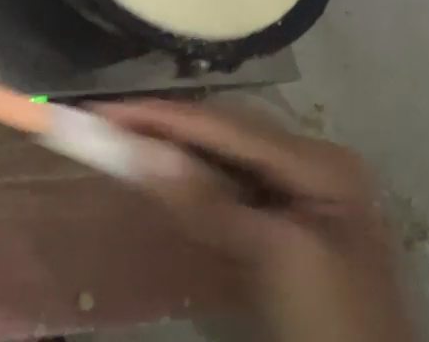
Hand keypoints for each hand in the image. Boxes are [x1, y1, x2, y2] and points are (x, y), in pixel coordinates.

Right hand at [100, 100, 414, 341]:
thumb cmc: (330, 319)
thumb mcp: (271, 256)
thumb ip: (205, 199)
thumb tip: (136, 150)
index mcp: (320, 162)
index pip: (222, 123)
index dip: (157, 115)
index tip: (98, 109)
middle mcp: (313, 160)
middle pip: (220, 128)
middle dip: (162, 125)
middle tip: (103, 125)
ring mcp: (303, 188)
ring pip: (219, 151)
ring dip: (170, 147)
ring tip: (119, 141)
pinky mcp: (286, 216)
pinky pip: (225, 179)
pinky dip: (187, 175)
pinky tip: (159, 174)